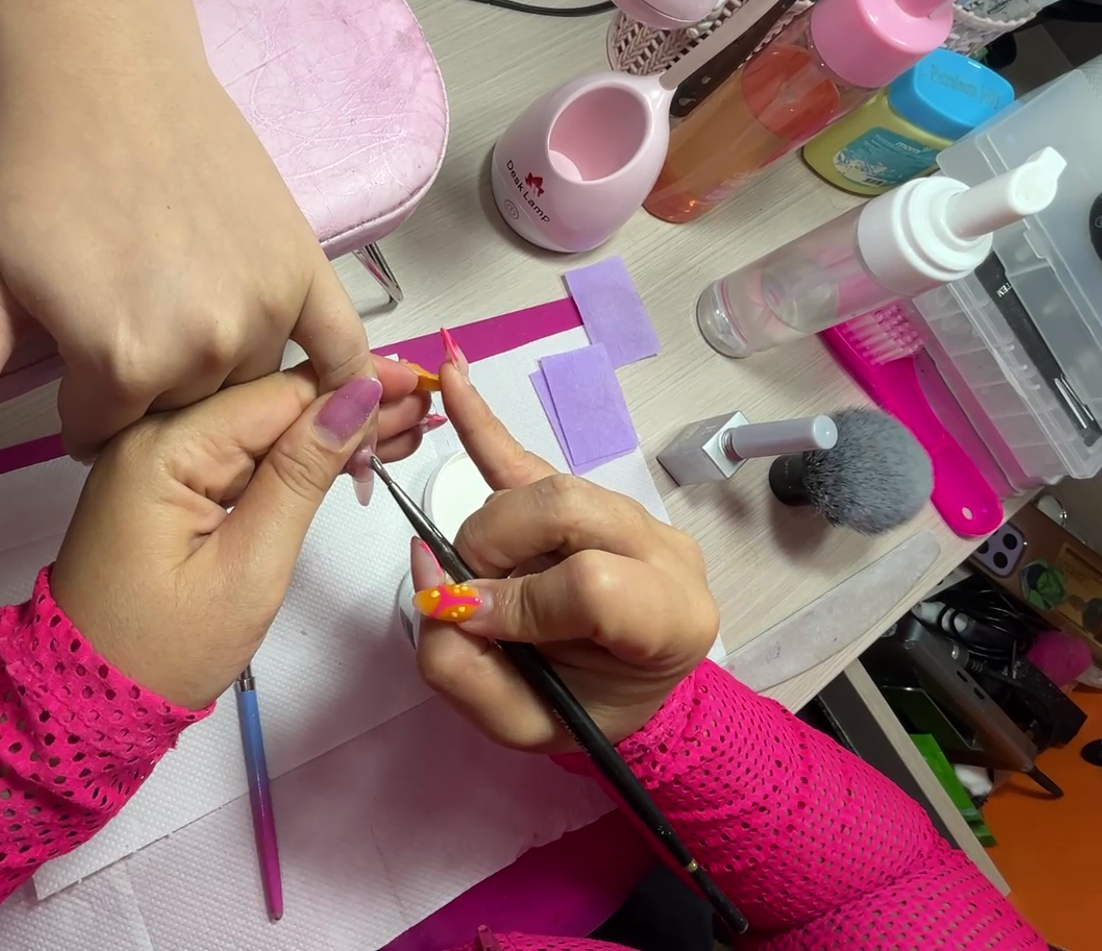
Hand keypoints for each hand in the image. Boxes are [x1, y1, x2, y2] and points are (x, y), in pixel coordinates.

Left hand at [0, 0, 371, 491]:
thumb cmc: (33, 170)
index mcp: (122, 358)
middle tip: (131, 328)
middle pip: (179, 418)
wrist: (106, 65)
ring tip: (186, 316)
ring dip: (218, 373)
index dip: (83, 407)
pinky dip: (339, 380)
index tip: (79, 361)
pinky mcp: (307, 269)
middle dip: (150, 392)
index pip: (106, 437)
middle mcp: (206, 344)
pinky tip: (329, 397)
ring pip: (245, 388)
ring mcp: (267, 305)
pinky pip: (341, 351)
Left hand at [51, 358, 432, 707]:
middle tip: (421, 406)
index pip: (277, 396)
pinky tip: (352, 451)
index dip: (351, 387)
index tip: (414, 387)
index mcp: (167, 447)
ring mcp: (164, 457)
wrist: (88, 698)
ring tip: (404, 426)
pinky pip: (247, 456)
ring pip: (267, 428)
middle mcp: (160, 434)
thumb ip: (300, 477)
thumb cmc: (166, 649)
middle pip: (274, 405)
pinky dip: (300, 457)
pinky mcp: (173, 481)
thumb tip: (353, 398)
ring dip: (334, 430)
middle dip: (351, 405)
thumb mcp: (247, 566)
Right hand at [410, 341, 717, 750]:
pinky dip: (482, 422)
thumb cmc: (580, 709)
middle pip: (558, 507)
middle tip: (471, 589)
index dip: (519, 599)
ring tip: (480, 566)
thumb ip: (463, 670)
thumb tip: (431, 575)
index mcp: (671, 618)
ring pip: (540, 485)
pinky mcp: (584, 493)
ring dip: (490, 525)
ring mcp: (626, 512)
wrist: (622, 686)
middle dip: (491, 547)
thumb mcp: (523, 728)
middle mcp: (660, 549)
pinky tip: (451, 374)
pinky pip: (525, 455)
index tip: (472, 616)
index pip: (591, 584)